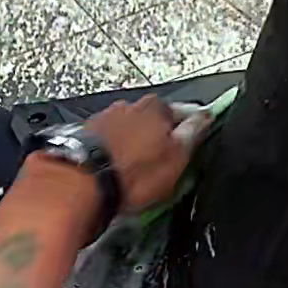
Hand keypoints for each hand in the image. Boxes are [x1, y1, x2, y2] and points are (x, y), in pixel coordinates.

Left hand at [84, 95, 209, 214]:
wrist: (82, 183)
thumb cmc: (135, 174)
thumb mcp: (175, 159)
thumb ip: (192, 134)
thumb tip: (205, 115)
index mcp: (158, 108)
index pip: (184, 113)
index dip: (189, 130)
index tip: (190, 144)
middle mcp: (130, 105)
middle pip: (153, 120)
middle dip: (159, 135)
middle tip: (161, 160)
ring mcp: (105, 117)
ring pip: (129, 128)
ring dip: (133, 142)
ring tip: (133, 167)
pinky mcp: (84, 133)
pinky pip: (107, 140)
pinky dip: (112, 150)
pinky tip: (112, 166)